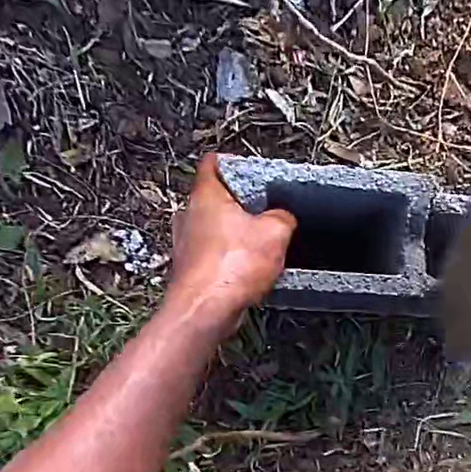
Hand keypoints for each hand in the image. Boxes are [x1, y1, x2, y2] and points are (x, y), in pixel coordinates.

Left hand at [166, 153, 295, 329]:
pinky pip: (214, 258)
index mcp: (206, 196)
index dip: (231, 162)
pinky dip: (229, 262)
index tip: (245, 168)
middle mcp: (190, 217)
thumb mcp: (275, 232)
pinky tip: (246, 274)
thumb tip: (284, 219)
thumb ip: (282, 218)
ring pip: (213, 230)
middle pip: (215, 199)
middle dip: (239, 206)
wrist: (205, 309)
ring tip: (257, 248)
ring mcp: (187, 245)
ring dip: (234, 236)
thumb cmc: (228, 270)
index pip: (212, 163)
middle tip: (261, 214)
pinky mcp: (191, 270)